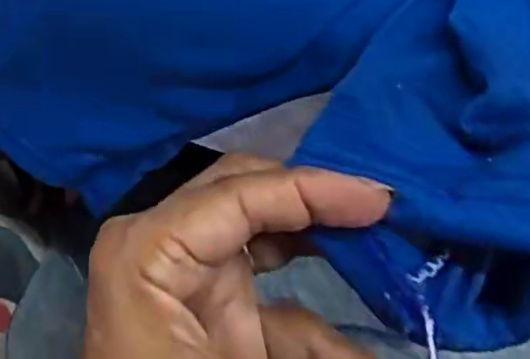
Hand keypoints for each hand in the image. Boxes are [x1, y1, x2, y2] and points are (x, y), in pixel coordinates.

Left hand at [83, 154, 391, 358]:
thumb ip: (306, 340)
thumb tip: (377, 347)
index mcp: (150, 246)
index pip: (237, 192)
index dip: (311, 187)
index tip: (378, 197)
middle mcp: (164, 245)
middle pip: (245, 194)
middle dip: (313, 199)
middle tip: (380, 207)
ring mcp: (186, 279)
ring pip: (260, 237)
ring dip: (320, 247)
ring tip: (379, 247)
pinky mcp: (210, 317)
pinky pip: (270, 302)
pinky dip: (319, 325)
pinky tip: (367, 347)